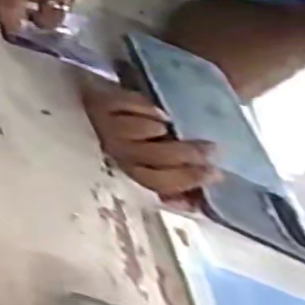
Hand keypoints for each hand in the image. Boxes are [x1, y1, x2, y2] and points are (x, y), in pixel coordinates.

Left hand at [81, 80, 219, 200]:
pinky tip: (155, 109)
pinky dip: (143, 105)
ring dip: (158, 127)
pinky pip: (122, 103)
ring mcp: (102, 123)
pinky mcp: (94, 100)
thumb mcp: (150, 159)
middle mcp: (113, 147)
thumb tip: (196, 204)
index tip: (216, 172)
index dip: (187, 179)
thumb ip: (173, 180)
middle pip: (153, 156)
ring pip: (137, 129)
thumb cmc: (130, 135)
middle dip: (186, 153)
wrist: (88, 99)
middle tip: (210, 148)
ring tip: (169, 125)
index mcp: (129, 166)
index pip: (157, 182)